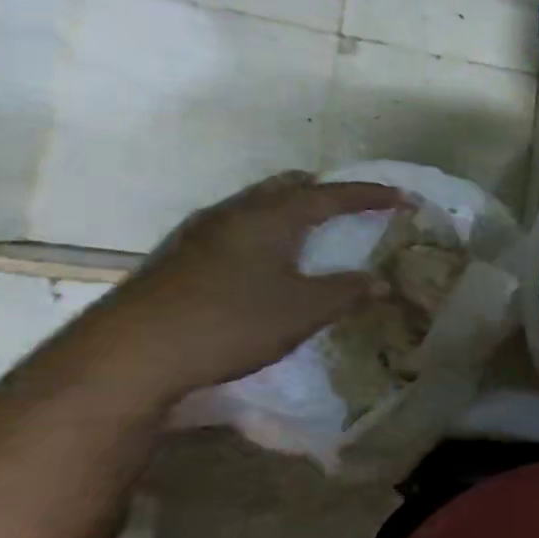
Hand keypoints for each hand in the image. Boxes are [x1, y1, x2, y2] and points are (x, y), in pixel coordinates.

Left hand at [80, 172, 407, 399]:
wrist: (135, 351)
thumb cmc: (232, 322)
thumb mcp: (302, 311)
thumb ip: (346, 292)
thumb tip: (380, 281)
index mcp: (271, 216)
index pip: (332, 195)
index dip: (371, 196)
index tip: (403, 198)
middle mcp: (236, 211)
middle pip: (289, 186)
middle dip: (325, 193)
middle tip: (352, 210)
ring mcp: (203, 230)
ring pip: (258, 204)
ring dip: (291, 211)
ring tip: (311, 235)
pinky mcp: (182, 254)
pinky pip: (237, 226)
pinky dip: (265, 230)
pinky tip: (264, 263)